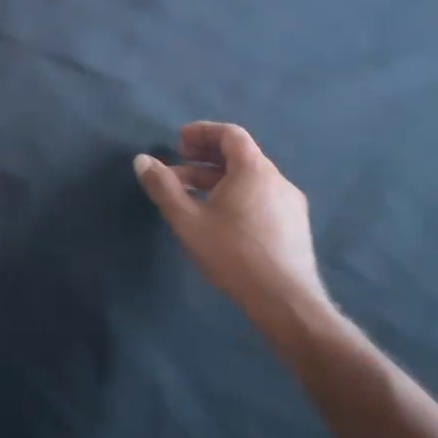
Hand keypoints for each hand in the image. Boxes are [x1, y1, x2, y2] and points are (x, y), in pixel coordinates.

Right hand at [134, 122, 328, 322]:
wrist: (287, 304)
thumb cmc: (234, 254)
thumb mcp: (187, 219)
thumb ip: (163, 186)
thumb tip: (142, 160)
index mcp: (255, 171)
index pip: (230, 134)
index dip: (201, 132)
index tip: (177, 143)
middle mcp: (278, 181)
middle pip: (240, 155)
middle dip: (204, 158)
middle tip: (177, 169)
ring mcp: (291, 206)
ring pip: (250, 179)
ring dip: (217, 179)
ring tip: (191, 196)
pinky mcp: (295, 228)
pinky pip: (262, 197)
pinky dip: (236, 195)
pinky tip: (218, 219)